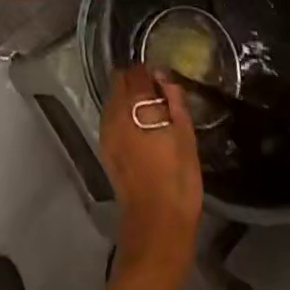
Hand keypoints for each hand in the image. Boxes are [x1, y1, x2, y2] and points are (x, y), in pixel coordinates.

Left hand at [101, 66, 202, 254]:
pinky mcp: (103, 144)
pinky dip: (121, 115)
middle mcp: (114, 110)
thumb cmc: (178, 178)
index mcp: (136, 104)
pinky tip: (138, 130)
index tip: (162, 79)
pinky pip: (110, 116)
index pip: (136, 72)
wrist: (155, 219)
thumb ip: (175, 101)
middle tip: (156, 94)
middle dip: (134, 80)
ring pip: (112, 97)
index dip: (149, 71)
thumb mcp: (186, 137)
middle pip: (118, 80)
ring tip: (149, 114)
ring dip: (126, 97)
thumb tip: (165, 76)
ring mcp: (105, 127)